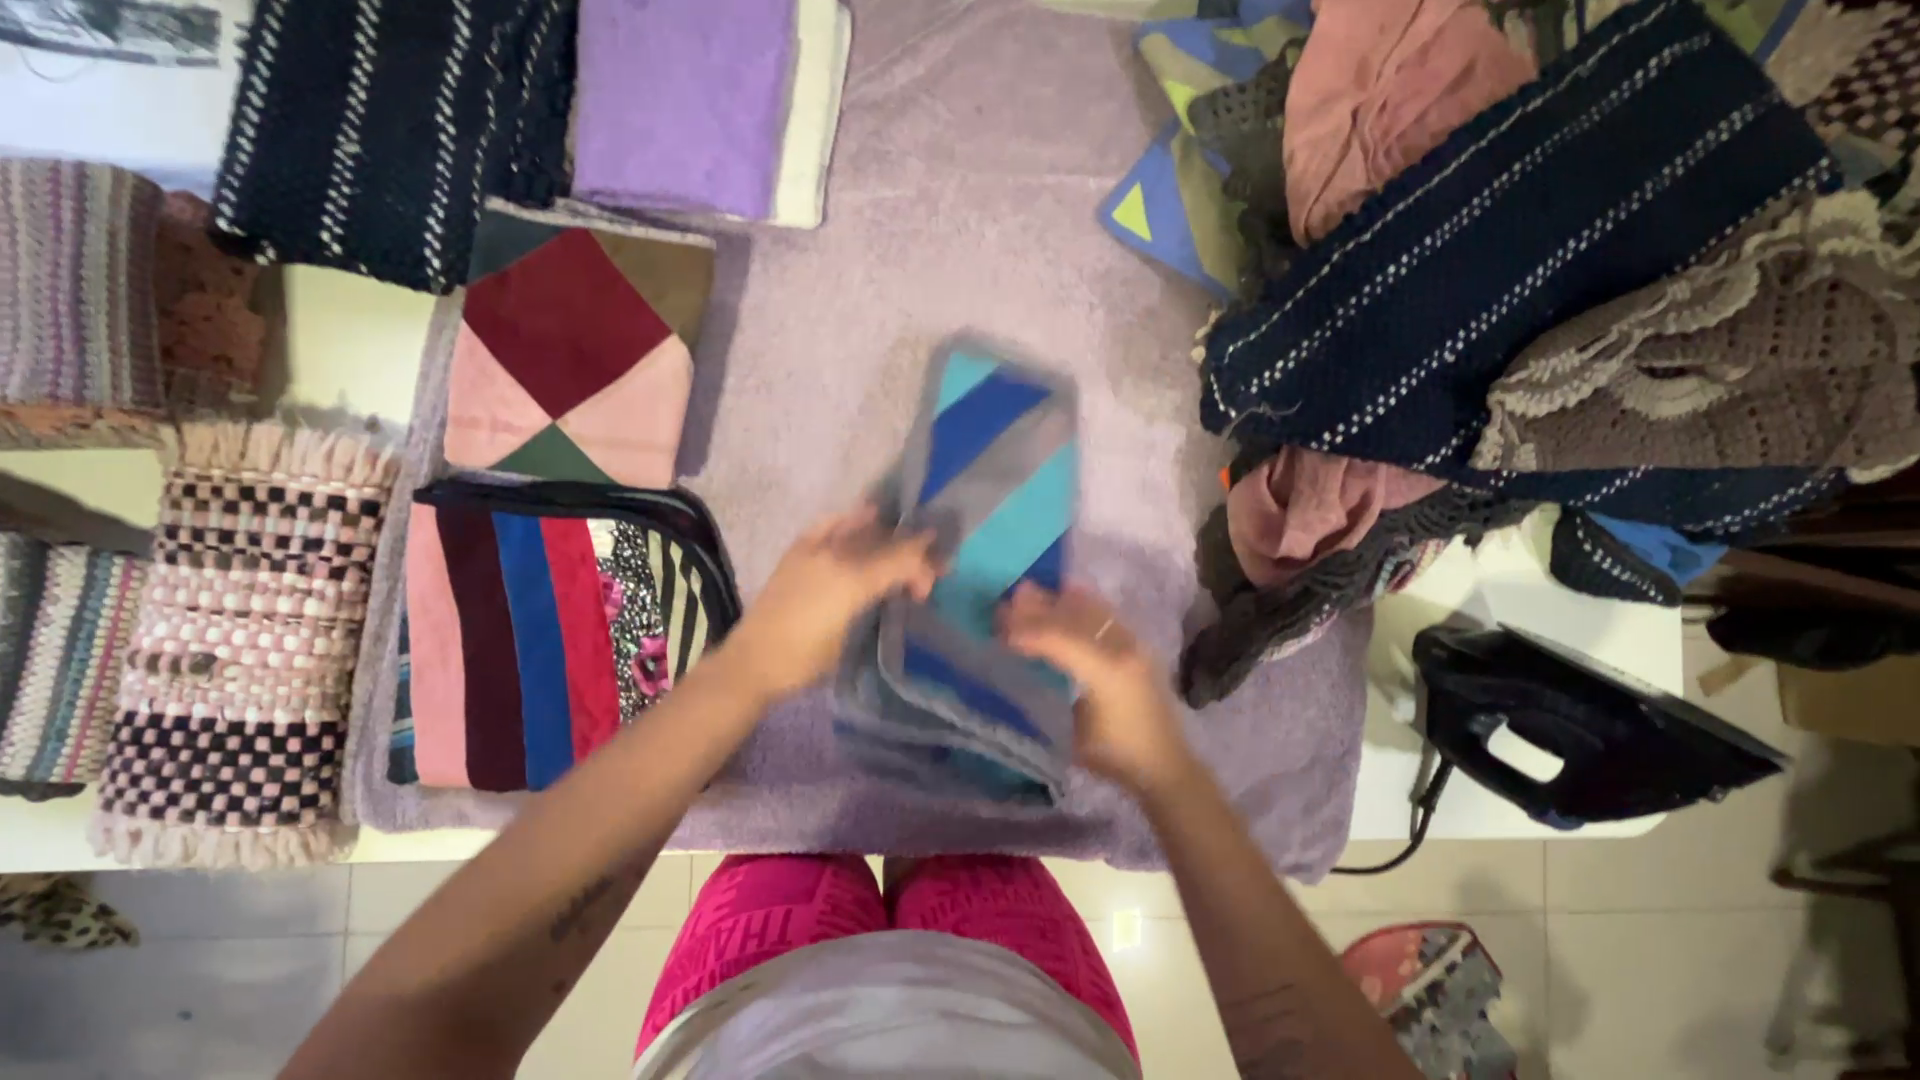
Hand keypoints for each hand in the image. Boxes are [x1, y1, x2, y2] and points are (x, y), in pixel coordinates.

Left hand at [717, 505, 939, 702]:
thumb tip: (894, 592)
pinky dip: (847, 521)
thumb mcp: (851, 639)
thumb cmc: (806, 661)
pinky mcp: (796, 552)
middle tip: (927, 563)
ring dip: (883, 533)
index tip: (935, 579)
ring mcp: (813, 550)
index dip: (924, 566)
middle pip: (884, 540)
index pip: (902, 559)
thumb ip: (876, 606)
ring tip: (898, 544)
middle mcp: (835, 556)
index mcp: (853, 581)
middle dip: (911, 548)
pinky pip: (827, 525)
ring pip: (858, 527)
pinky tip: (860, 521)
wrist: (754, 661)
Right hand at [999, 583, 1199, 796]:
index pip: (1059, 640)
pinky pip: (1106, 616)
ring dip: (1059, 602)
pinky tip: (1067, 596)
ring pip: (1091, 610)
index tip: (1000, 632)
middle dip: (1038, 609)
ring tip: (1031, 593)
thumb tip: (1023, 674)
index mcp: (1105, 673)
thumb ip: (1049, 699)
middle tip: (1008, 601)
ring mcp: (1134, 645)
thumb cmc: (1115, 757)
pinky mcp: (1138, 648)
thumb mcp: (1072, 735)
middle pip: (1074, 618)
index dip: (1027, 633)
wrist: (1166, 766)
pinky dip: (1083, 604)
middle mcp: (1122, 649)